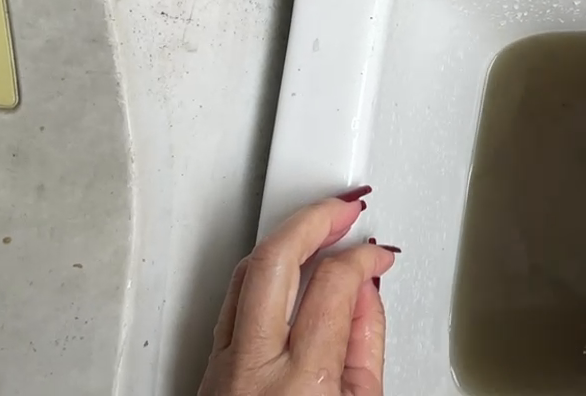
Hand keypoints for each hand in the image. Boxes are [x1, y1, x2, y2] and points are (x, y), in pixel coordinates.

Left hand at [198, 191, 397, 395]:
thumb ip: (368, 345)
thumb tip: (368, 289)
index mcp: (301, 387)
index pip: (335, 284)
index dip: (364, 255)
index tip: (380, 253)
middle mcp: (251, 374)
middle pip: (274, 262)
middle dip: (314, 219)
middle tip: (346, 207)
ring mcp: (221, 373)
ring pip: (244, 274)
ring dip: (286, 237)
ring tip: (319, 223)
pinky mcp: (206, 376)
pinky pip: (234, 303)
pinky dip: (264, 272)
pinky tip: (289, 263)